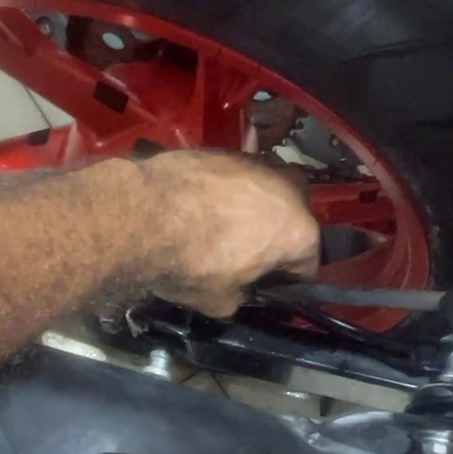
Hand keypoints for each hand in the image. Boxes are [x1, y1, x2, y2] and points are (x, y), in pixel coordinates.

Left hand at [136, 150, 320, 316]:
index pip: (306, 265)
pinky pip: (238, 178)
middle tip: (248, 256)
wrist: (146, 215)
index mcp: (299, 233)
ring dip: (254, 211)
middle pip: (293, 220)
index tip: (268, 288)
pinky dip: (228, 193)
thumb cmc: (193, 264)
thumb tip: (239, 291)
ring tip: (224, 229)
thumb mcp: (222, 303)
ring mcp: (259, 164)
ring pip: (268, 194)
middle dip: (276, 238)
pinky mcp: (227, 151)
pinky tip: (203, 207)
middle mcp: (289, 191)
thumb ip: (242, 296)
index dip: (287, 282)